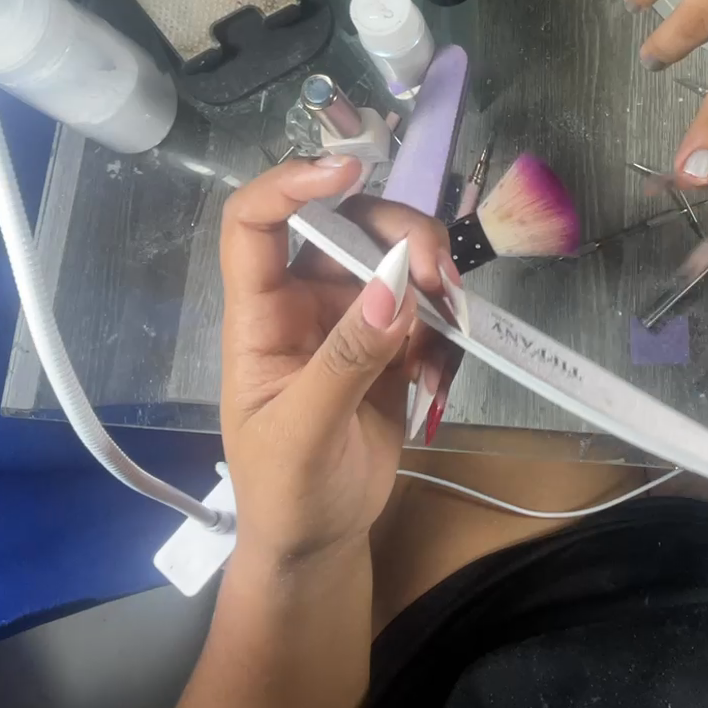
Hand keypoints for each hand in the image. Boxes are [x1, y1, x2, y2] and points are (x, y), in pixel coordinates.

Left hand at [218, 157, 457, 564]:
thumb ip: (345, 360)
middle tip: (440, 277)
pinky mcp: (391, 339)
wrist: (322, 535)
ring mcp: (352, 316)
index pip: (255, 224)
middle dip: (400, 234)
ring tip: (452, 322)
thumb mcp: (304, 434)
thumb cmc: (288, 491)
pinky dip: (444, 329)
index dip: (291, 184)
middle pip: (349, 224)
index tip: (349, 171)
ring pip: (397, 257)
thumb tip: (392, 289)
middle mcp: (305, 300)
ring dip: (433, 277)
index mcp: (260, 314)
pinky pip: (425, 305)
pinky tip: (437, 380)